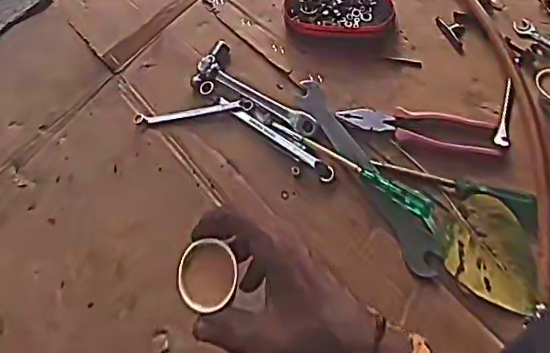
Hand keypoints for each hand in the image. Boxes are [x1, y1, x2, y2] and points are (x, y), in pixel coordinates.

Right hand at [188, 208, 403, 352]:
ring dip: (237, 246)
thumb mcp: (263, 335)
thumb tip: (201, 324)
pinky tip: (251, 285)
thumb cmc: (316, 329)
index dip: (212, 221)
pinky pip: (270, 244)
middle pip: (246, 220)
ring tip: (225, 269)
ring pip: (258, 232)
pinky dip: (253, 257)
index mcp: (274, 244)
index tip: (196, 234)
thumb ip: (227, 328)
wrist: (353, 335)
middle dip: (222, 234)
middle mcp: (285, 238)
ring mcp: (296, 246)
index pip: (237, 214)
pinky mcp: (301, 258)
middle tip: (204, 250)